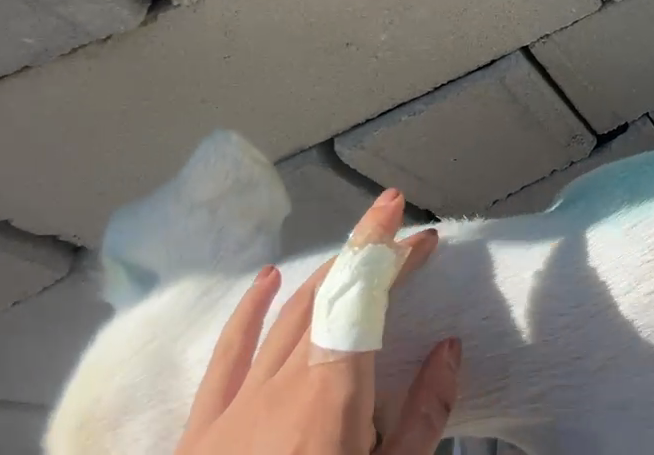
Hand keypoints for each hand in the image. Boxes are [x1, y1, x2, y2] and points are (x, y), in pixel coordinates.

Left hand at [178, 190, 457, 454]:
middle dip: (370, 256)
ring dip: (329, 274)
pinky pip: (229, 354)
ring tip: (362, 251)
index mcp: (330, 393)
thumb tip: (449, 347)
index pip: (360, 297)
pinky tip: (269, 280)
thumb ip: (425, 415)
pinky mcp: (204, 429)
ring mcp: (235, 404)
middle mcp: (281, 383)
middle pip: (328, 296)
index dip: (387, 250)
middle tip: (409, 239)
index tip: (415, 223)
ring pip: (287, 315)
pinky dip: (252, 309)